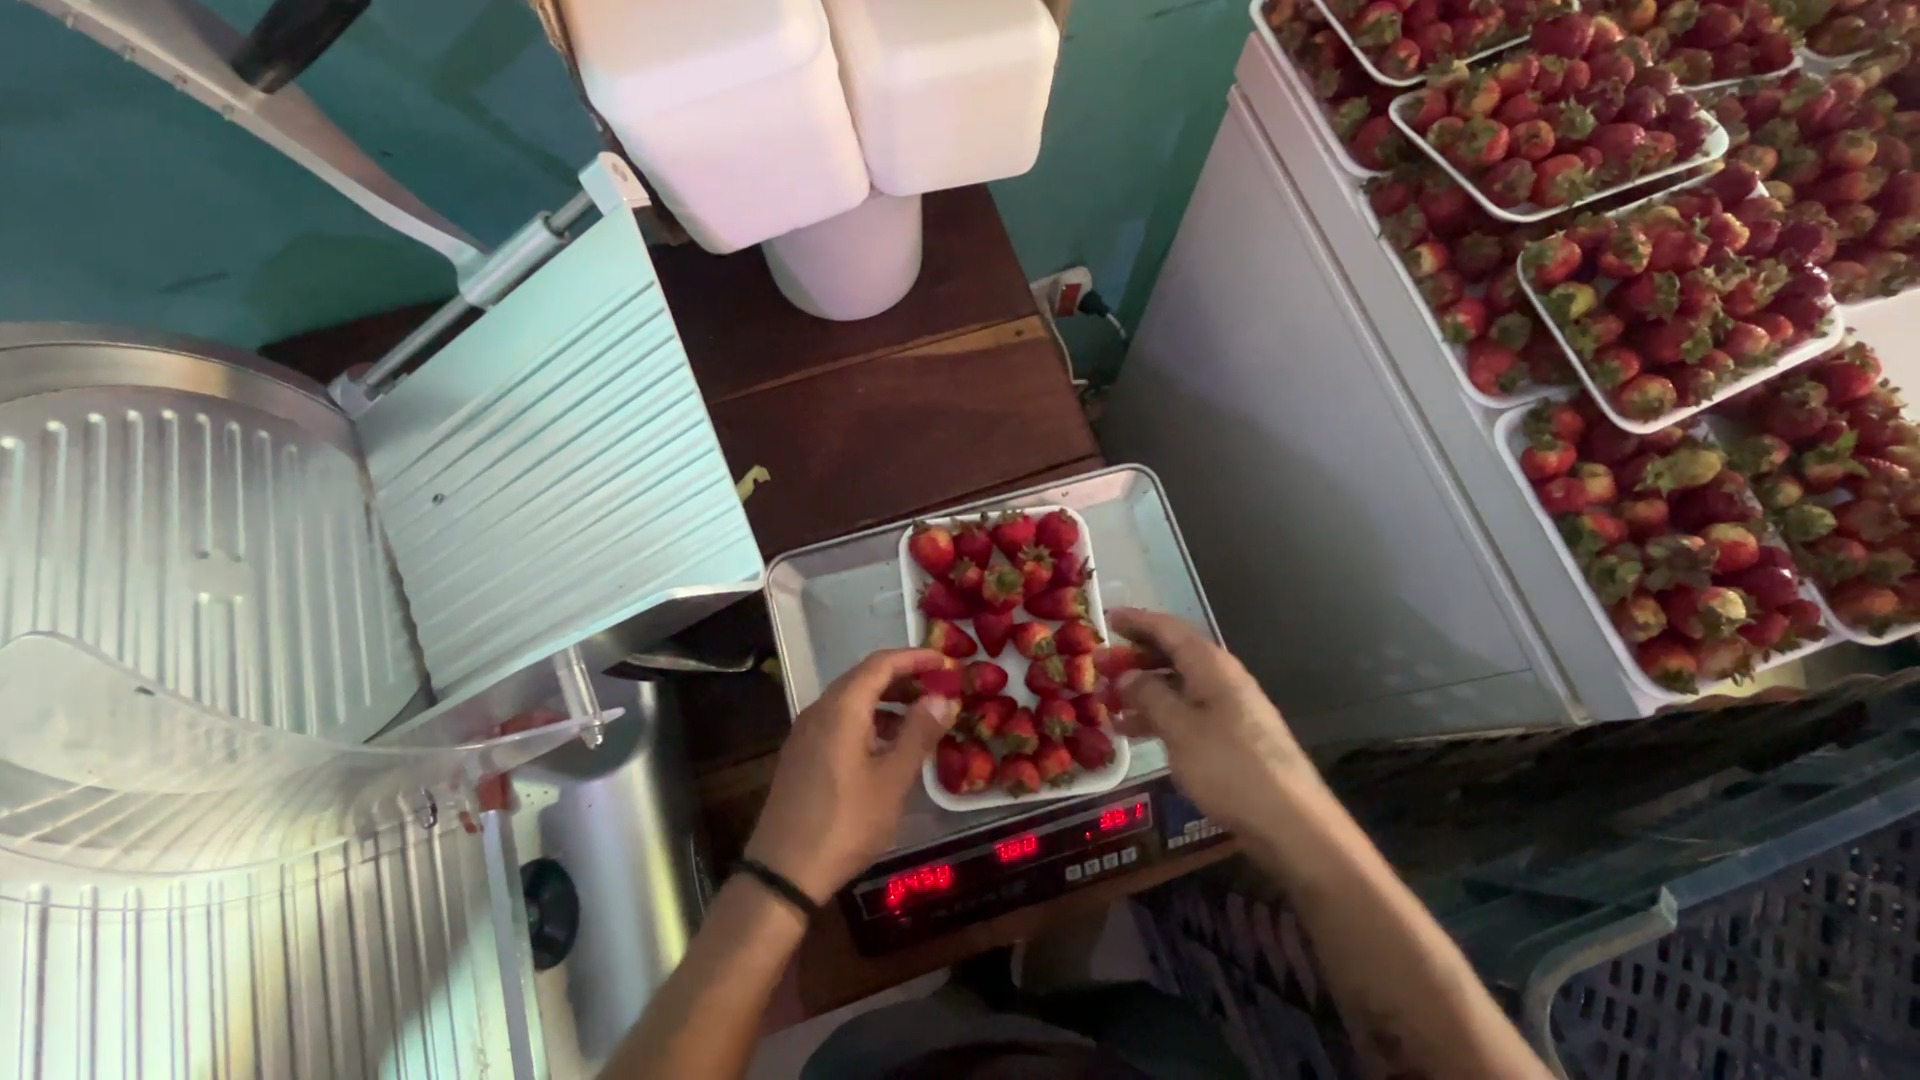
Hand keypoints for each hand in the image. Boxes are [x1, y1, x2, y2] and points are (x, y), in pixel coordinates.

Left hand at [743, 649, 958, 903]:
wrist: (784, 870)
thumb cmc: (846, 822)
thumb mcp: (892, 780)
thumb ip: (918, 734)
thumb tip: (942, 698)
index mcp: (842, 708)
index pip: (880, 664)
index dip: (914, 657)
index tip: (945, 663)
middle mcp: (819, 710)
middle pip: (864, 678)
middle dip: (903, 677)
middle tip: (939, 687)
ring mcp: (806, 733)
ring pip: (851, 701)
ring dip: (887, 701)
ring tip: (921, 716)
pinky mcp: (802, 755)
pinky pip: (840, 722)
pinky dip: (869, 721)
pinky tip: (888, 746)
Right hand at [1108, 608, 1323, 831]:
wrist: (1290, 822)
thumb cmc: (1230, 768)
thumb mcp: (1181, 730)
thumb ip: (1149, 697)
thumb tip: (1125, 675)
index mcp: (1212, 667)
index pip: (1169, 629)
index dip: (1137, 621)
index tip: (1106, 618)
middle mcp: (1222, 680)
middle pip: (1173, 655)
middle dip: (1134, 658)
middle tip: (1097, 667)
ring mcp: (1229, 710)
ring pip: (1177, 687)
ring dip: (1142, 690)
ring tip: (1106, 703)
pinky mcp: (1230, 739)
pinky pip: (1186, 714)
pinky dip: (1158, 716)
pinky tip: (1133, 734)